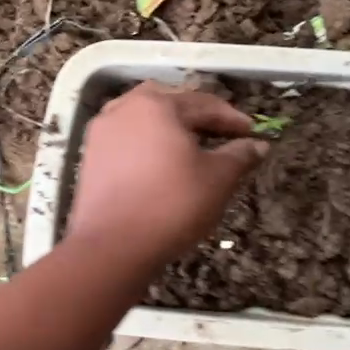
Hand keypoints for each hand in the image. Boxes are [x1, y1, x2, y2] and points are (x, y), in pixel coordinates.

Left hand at [65, 83, 267, 269]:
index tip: (252, 132)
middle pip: (170, 103)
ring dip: (170, 127)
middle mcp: (125, 109)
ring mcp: (102, 132)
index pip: (205, 104)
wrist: (113, 247)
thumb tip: (259, 145)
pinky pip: (128, 138)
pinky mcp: (91, 157)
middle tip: (221, 133)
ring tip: (191, 146)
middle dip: (197, 115)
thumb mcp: (219, 178)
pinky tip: (163, 164)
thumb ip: (240, 155)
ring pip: (144, 118)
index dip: (232, 119)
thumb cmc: (173, 204)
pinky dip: (149, 142)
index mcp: (158, 106)